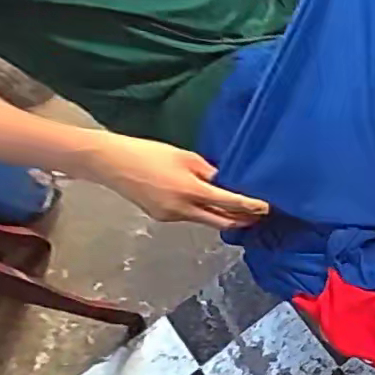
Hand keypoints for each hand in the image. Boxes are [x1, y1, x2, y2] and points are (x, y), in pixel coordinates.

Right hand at [84, 135, 268, 229]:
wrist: (107, 161)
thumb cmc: (147, 152)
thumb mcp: (185, 157)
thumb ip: (210, 172)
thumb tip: (229, 183)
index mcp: (191, 190)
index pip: (231, 203)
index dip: (252, 207)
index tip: (268, 208)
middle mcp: (184, 209)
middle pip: (224, 222)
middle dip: (244, 220)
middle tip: (260, 216)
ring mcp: (172, 216)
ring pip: (208, 221)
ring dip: (225, 218)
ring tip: (241, 212)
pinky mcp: (163, 218)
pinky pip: (192, 218)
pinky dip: (205, 213)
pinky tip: (210, 206)